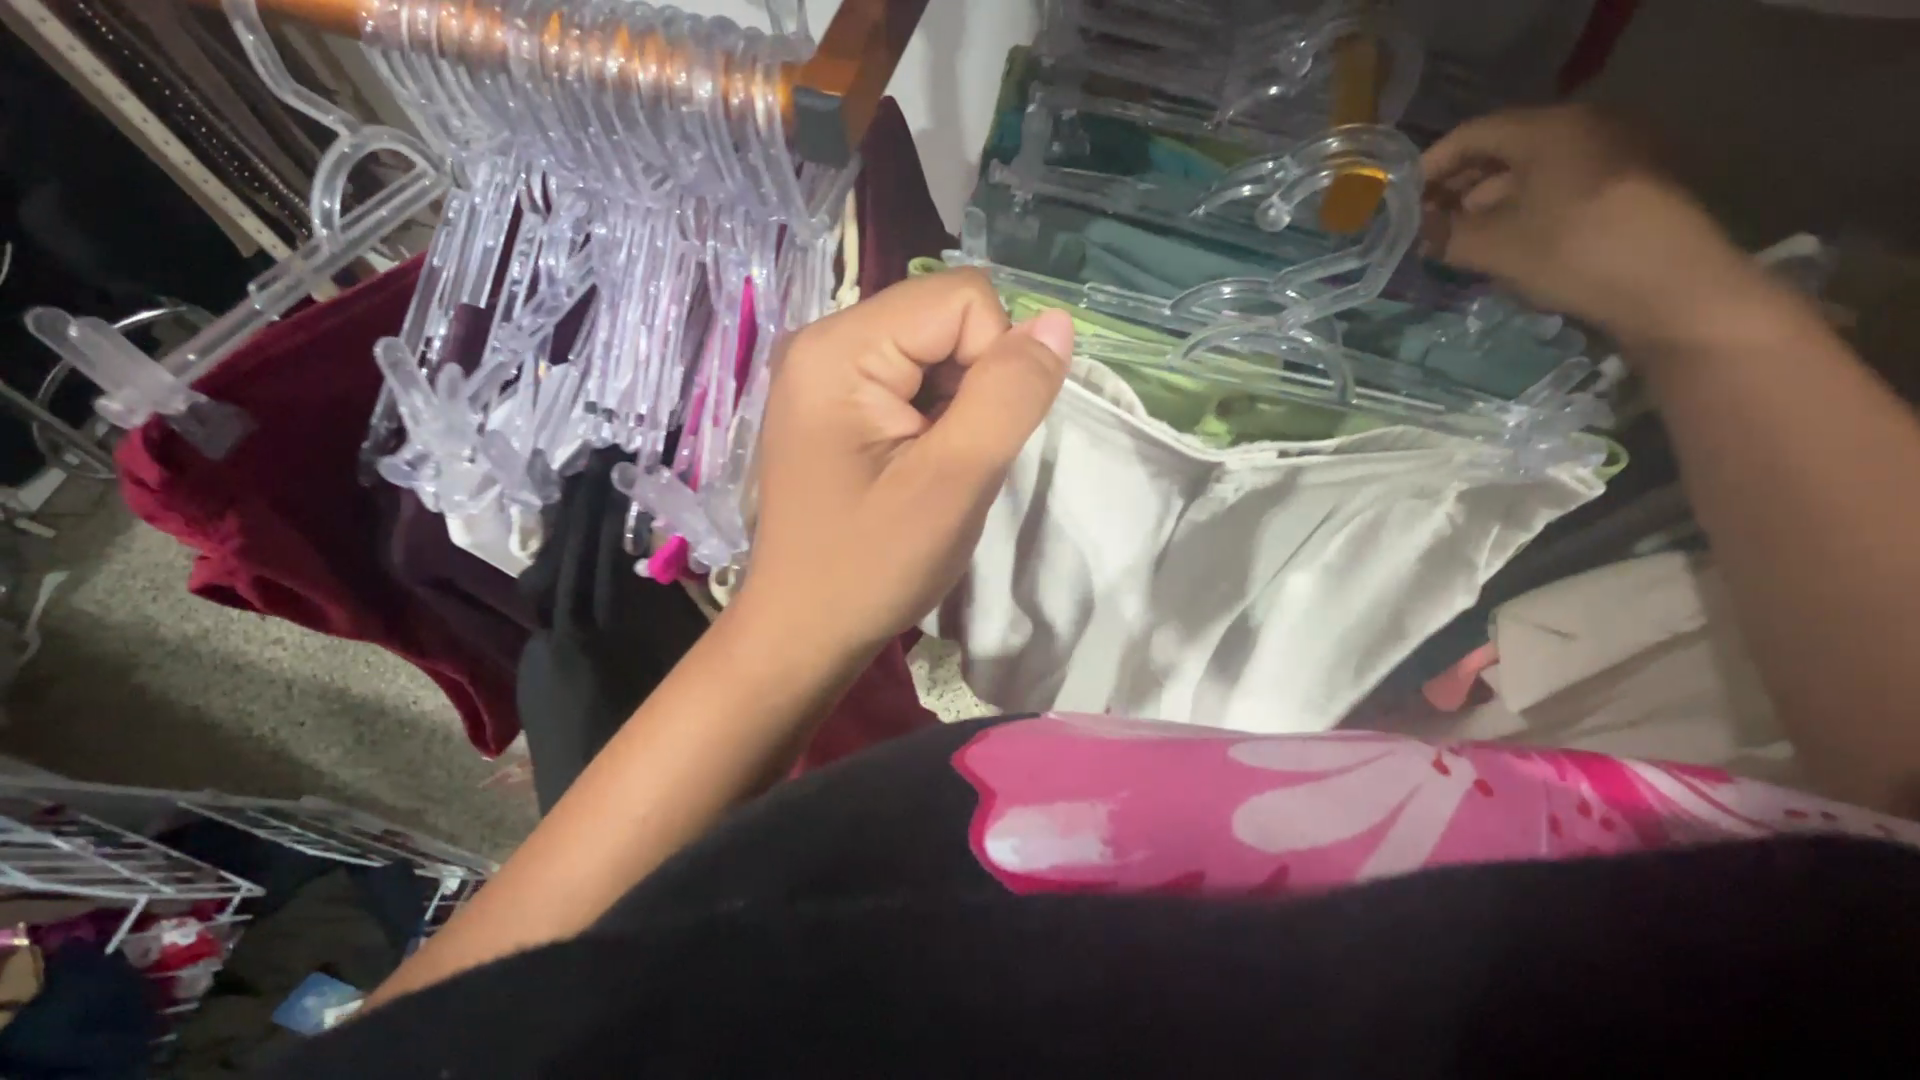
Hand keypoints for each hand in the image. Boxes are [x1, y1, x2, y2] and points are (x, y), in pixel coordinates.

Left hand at [737, 269, 1074, 660]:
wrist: (802, 631)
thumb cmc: (871, 566)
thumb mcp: (954, 482)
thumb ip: (1009, 394)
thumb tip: (1058, 322)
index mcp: (839, 348)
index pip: (962, 300)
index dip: (994, 363)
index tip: (968, 441)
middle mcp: (823, 341)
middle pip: (945, 319)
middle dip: (973, 386)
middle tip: (948, 462)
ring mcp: (824, 372)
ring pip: (935, 351)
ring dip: (957, 407)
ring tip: (930, 470)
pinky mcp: (833, 401)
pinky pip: (911, 381)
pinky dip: (935, 419)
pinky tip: (915, 468)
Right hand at [1420, 105, 1775, 352]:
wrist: (1673, 290)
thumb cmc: (1574, 254)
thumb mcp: (1494, 247)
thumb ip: (1444, 234)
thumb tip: (1413, 230)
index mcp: (1550, 129)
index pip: (1472, 135)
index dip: (1429, 167)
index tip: (1399, 202)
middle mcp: (1584, 130)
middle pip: (1502, 152)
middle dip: (1457, 189)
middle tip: (1423, 227)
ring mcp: (1610, 158)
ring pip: (1530, 174)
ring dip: (1487, 206)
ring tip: (1454, 243)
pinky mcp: (1625, 190)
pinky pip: (1557, 191)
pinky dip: (1521, 213)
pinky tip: (1499, 248)